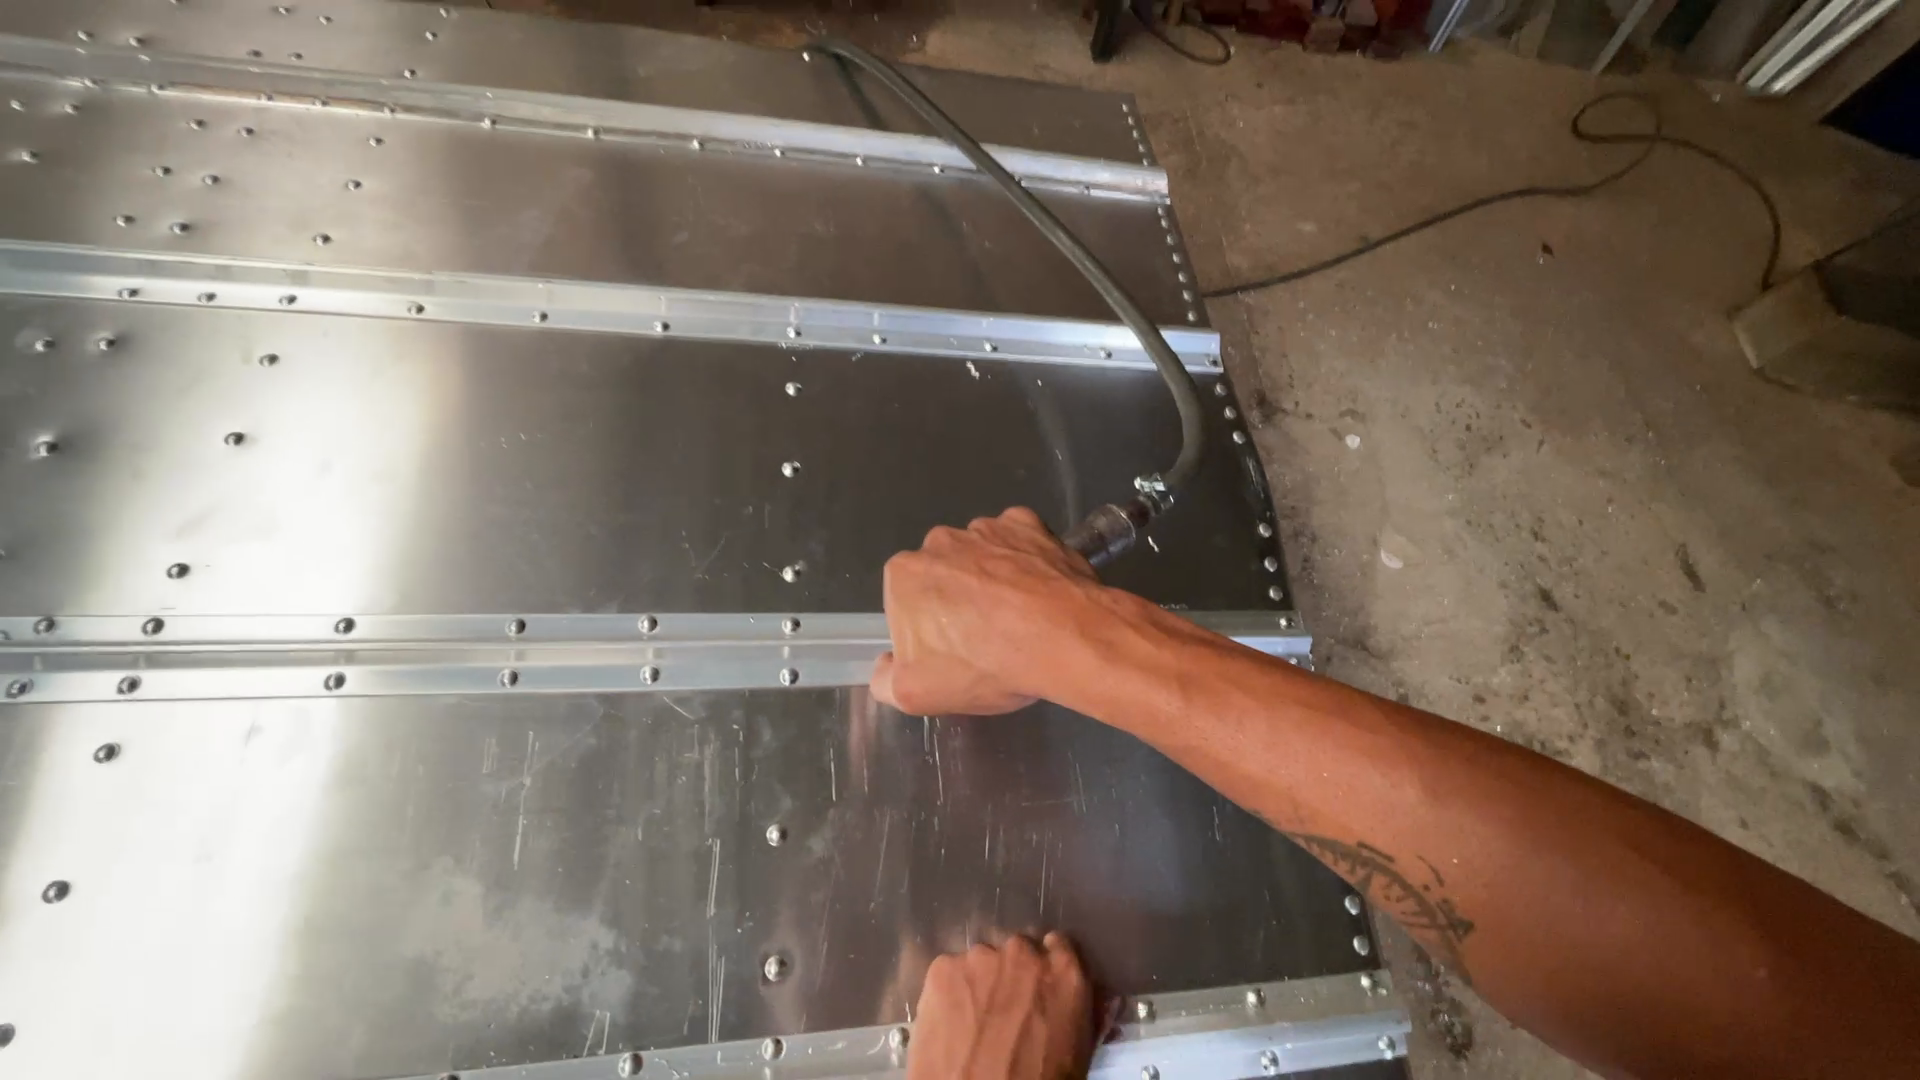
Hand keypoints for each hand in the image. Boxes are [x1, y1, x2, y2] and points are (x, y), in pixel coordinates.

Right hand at [872, 507, 1101, 715]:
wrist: (1065, 639)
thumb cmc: (985, 666)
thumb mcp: (916, 695)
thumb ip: (884, 680)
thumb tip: (886, 664)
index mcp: (904, 574)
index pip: (905, 603)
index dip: (926, 630)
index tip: (952, 652)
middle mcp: (940, 540)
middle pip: (942, 575)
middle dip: (957, 600)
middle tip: (987, 638)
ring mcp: (987, 527)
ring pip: (982, 557)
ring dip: (992, 579)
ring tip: (1020, 619)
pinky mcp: (1030, 524)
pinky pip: (1019, 542)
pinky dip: (1026, 561)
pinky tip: (1039, 591)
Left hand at [908, 934, 1094, 1079]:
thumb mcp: (1078, 1056)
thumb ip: (1088, 1014)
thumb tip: (1101, 998)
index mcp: (1064, 972)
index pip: (1059, 947)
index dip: (1048, 970)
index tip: (1040, 990)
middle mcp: (1023, 953)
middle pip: (1018, 952)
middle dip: (1014, 976)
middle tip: (1007, 1014)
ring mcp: (980, 958)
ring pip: (983, 962)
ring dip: (982, 984)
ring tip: (976, 1023)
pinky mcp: (943, 968)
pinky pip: (951, 973)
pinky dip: (951, 994)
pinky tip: (953, 1025)